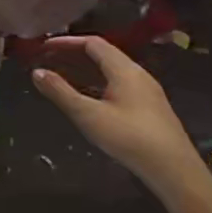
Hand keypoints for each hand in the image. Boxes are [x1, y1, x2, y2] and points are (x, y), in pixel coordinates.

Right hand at [32, 36, 206, 194]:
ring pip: (112, 71)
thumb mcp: (88, 115)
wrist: (175, 170)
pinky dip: (99, 84)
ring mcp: (147, 91)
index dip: (66, 42)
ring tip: (64, 77)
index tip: (44, 47)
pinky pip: (119, 85)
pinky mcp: (150, 108)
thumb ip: (60, 92)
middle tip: (50, 60)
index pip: (93, 43)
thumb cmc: (129, 138)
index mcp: (124, 69)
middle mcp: (138, 74)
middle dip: (75, 55)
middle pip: (103, 54)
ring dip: (87, 70)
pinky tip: (89, 99)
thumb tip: (36, 72)